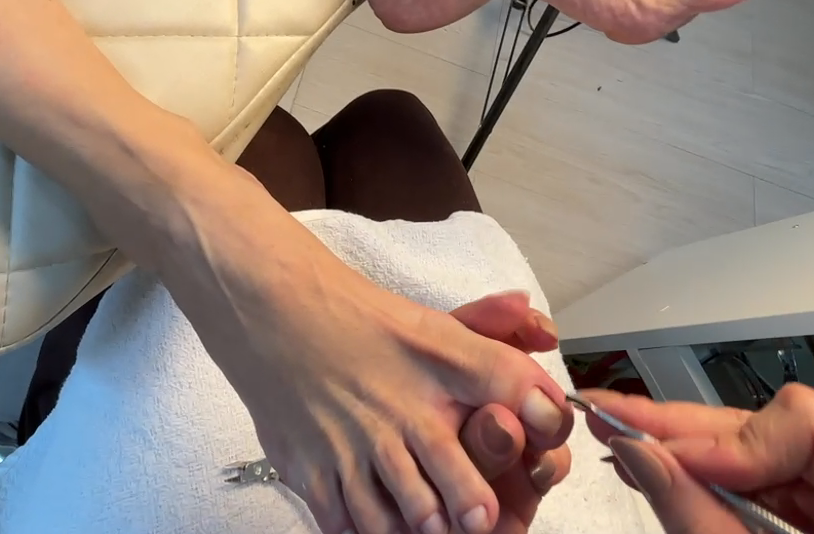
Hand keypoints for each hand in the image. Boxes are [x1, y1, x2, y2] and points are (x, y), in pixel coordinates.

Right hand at [164, 189, 573, 533]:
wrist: (272, 303)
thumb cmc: (353, 312)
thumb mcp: (427, 320)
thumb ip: (487, 329)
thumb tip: (540, 322)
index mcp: (433, 374)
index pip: (504, 413)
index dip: (527, 437)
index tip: (541, 455)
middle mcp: (398, 415)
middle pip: (455, 489)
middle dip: (473, 510)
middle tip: (482, 520)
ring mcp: (352, 448)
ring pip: (400, 519)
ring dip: (418, 529)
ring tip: (431, 527)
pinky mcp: (310, 468)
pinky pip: (345, 524)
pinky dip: (362, 529)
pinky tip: (373, 523)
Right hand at [577, 385, 813, 533]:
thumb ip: (705, 527)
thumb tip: (634, 450)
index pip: (808, 428)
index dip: (734, 438)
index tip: (670, 460)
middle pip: (769, 433)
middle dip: (685, 432)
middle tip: (609, 416)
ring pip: (751, 455)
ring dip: (681, 450)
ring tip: (617, 435)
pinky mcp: (812, 531)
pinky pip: (752, 488)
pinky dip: (700, 482)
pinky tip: (656, 467)